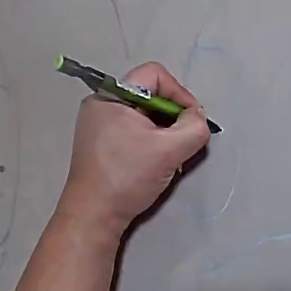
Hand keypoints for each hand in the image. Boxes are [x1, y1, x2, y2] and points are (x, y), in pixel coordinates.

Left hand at [57, 62, 210, 234]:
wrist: (93, 216)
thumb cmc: (127, 177)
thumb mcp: (169, 150)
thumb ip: (194, 127)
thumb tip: (197, 118)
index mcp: (111, 96)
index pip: (155, 75)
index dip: (180, 93)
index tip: (191, 120)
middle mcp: (102, 105)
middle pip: (151, 95)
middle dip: (173, 117)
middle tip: (183, 142)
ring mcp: (99, 126)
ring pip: (145, 116)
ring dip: (165, 133)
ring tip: (170, 157)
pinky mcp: (102, 145)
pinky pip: (134, 132)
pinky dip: (151, 143)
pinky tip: (156, 165)